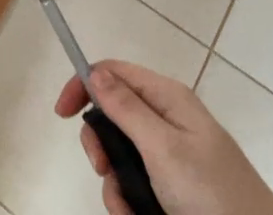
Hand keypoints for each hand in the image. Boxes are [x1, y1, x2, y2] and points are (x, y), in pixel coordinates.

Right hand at [55, 62, 272, 214]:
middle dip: (100, 147)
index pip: (113, 72)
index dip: (83, 86)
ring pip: (120, 157)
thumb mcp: (163, 148)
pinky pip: (135, 185)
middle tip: (103, 170)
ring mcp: (171, 157)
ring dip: (115, 184)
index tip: (62, 114)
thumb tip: (95, 71)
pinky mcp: (173, 188)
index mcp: (168, 99)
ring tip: (132, 209)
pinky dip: (130, 203)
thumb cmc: (211, 194)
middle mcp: (167, 121)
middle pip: (112, 116)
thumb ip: (126, 108)